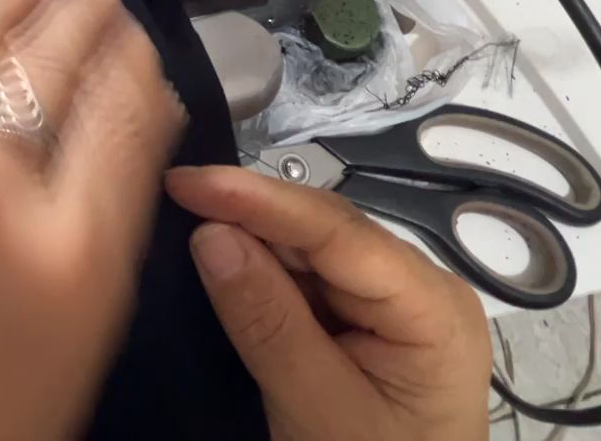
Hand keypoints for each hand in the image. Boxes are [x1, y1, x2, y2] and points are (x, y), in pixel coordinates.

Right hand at [165, 167, 490, 440]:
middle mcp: (411, 284)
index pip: (334, 230)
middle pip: (314, 228)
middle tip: (170, 194)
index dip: (256, 198)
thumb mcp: (322, 417)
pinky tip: (214, 251)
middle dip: (243, 211)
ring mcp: (381, 298)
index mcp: (429, 306)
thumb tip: (209, 235)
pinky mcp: (351, 314)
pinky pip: (293, 273)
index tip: (185, 182)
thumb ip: (269, 324)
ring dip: (241, 233)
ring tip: (180, 215)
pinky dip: (250, 265)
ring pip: (298, 245)